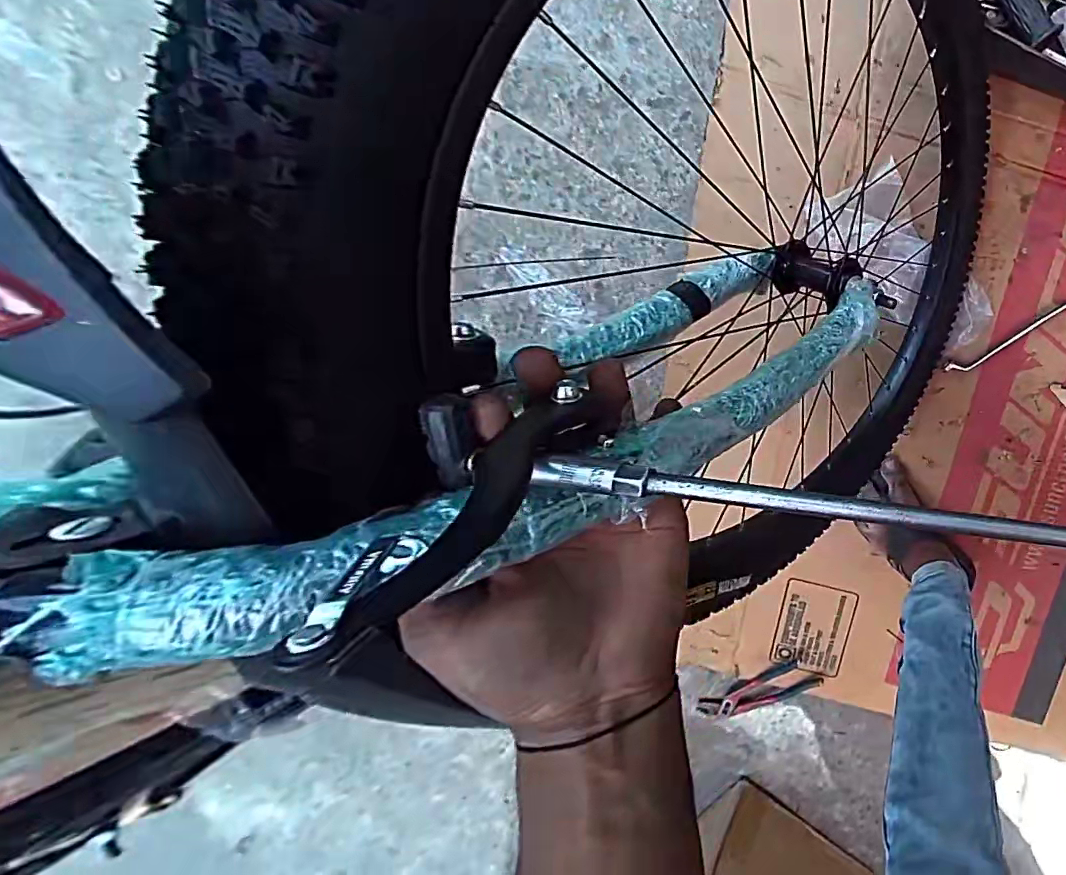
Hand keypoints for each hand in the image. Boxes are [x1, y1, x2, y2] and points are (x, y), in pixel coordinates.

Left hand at [399, 349, 688, 747]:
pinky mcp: (648, 503)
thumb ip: (420, 564)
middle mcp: (551, 492)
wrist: (594, 697)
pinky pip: (654, 453)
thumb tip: (408, 502)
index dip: (486, 422)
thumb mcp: (438, 624)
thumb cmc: (512, 663)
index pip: (491, 450)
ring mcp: (604, 492)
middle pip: (546, 424)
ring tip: (595, 371)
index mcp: (502, 512)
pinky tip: (654, 407)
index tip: (486, 408)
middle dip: (538, 389)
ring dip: (597, 392)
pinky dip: (658, 425)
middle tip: (536, 367)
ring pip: (600, 427)